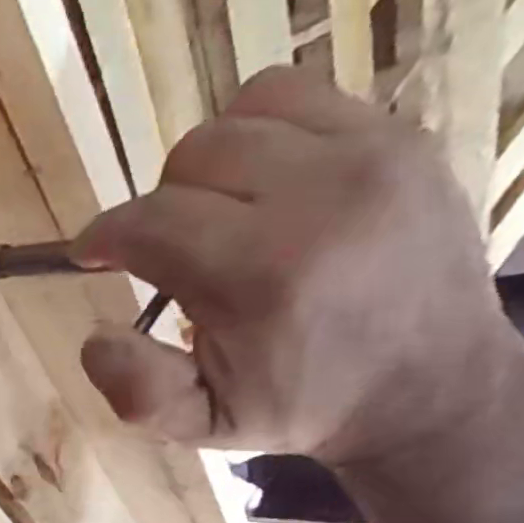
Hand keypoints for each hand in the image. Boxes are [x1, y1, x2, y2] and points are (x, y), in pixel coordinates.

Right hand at [72, 66, 523, 467]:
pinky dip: (261, 133)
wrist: (428, 387)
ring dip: (207, 166)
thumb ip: (138, 391)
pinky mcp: (399, 134)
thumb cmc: (303, 407)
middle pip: (189, 159)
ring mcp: (369, 155)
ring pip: (239, 114)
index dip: (105, 237)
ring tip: (218, 215)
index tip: (94, 254)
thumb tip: (94, 337)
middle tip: (172, 252)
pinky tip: (267, 185)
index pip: (150, 223)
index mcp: (263, 279)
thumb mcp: (208, 424)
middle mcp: (319, 199)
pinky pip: (297, 97)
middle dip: (159, 207)